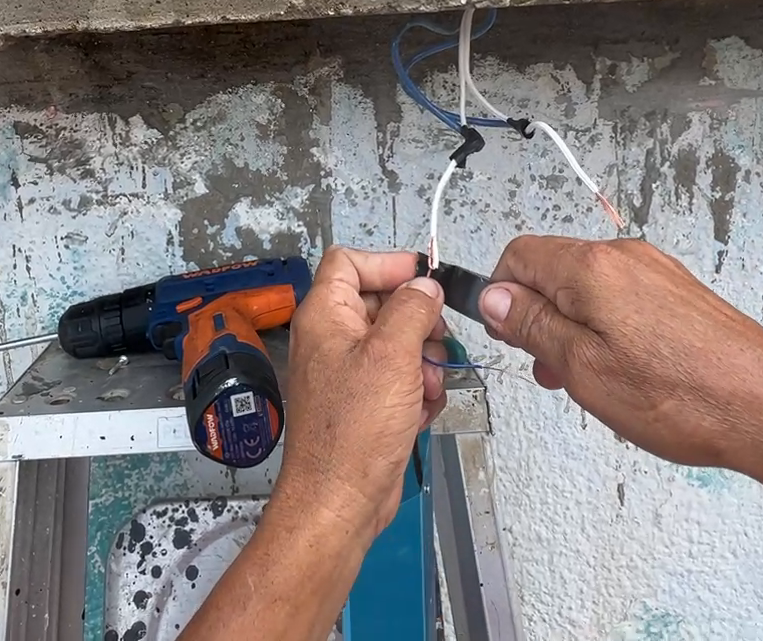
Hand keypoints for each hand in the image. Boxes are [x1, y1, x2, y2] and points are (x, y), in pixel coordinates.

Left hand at [274, 247, 447, 540]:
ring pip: (396, 341)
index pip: (349, 262)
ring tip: (429, 384)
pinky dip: (416, 389)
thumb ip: (411, 309)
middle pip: (380, 301)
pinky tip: (422, 409)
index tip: (422, 278)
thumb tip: (424, 286)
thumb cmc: (354, 429)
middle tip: (437, 339)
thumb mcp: (392, 355)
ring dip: (423, 359)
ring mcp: (346, 370)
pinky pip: (398, 376)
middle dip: (416, 319)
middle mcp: (331, 337)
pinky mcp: (363, 400)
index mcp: (325, 314)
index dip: (386, 264)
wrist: (340, 500)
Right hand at [480, 235, 762, 473]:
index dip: (500, 294)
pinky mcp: (678, 291)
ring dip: (569, 324)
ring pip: (585, 286)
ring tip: (582, 377)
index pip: (517, 255)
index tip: (508, 336)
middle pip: (551, 268)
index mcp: (591, 266)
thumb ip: (530, 325)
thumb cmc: (682, 397)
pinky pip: (620, 296)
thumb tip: (492, 296)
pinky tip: (620, 369)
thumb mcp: (582, 368)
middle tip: (545, 366)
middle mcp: (623, 255)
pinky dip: (603, 325)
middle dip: (536, 314)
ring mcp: (655, 271)